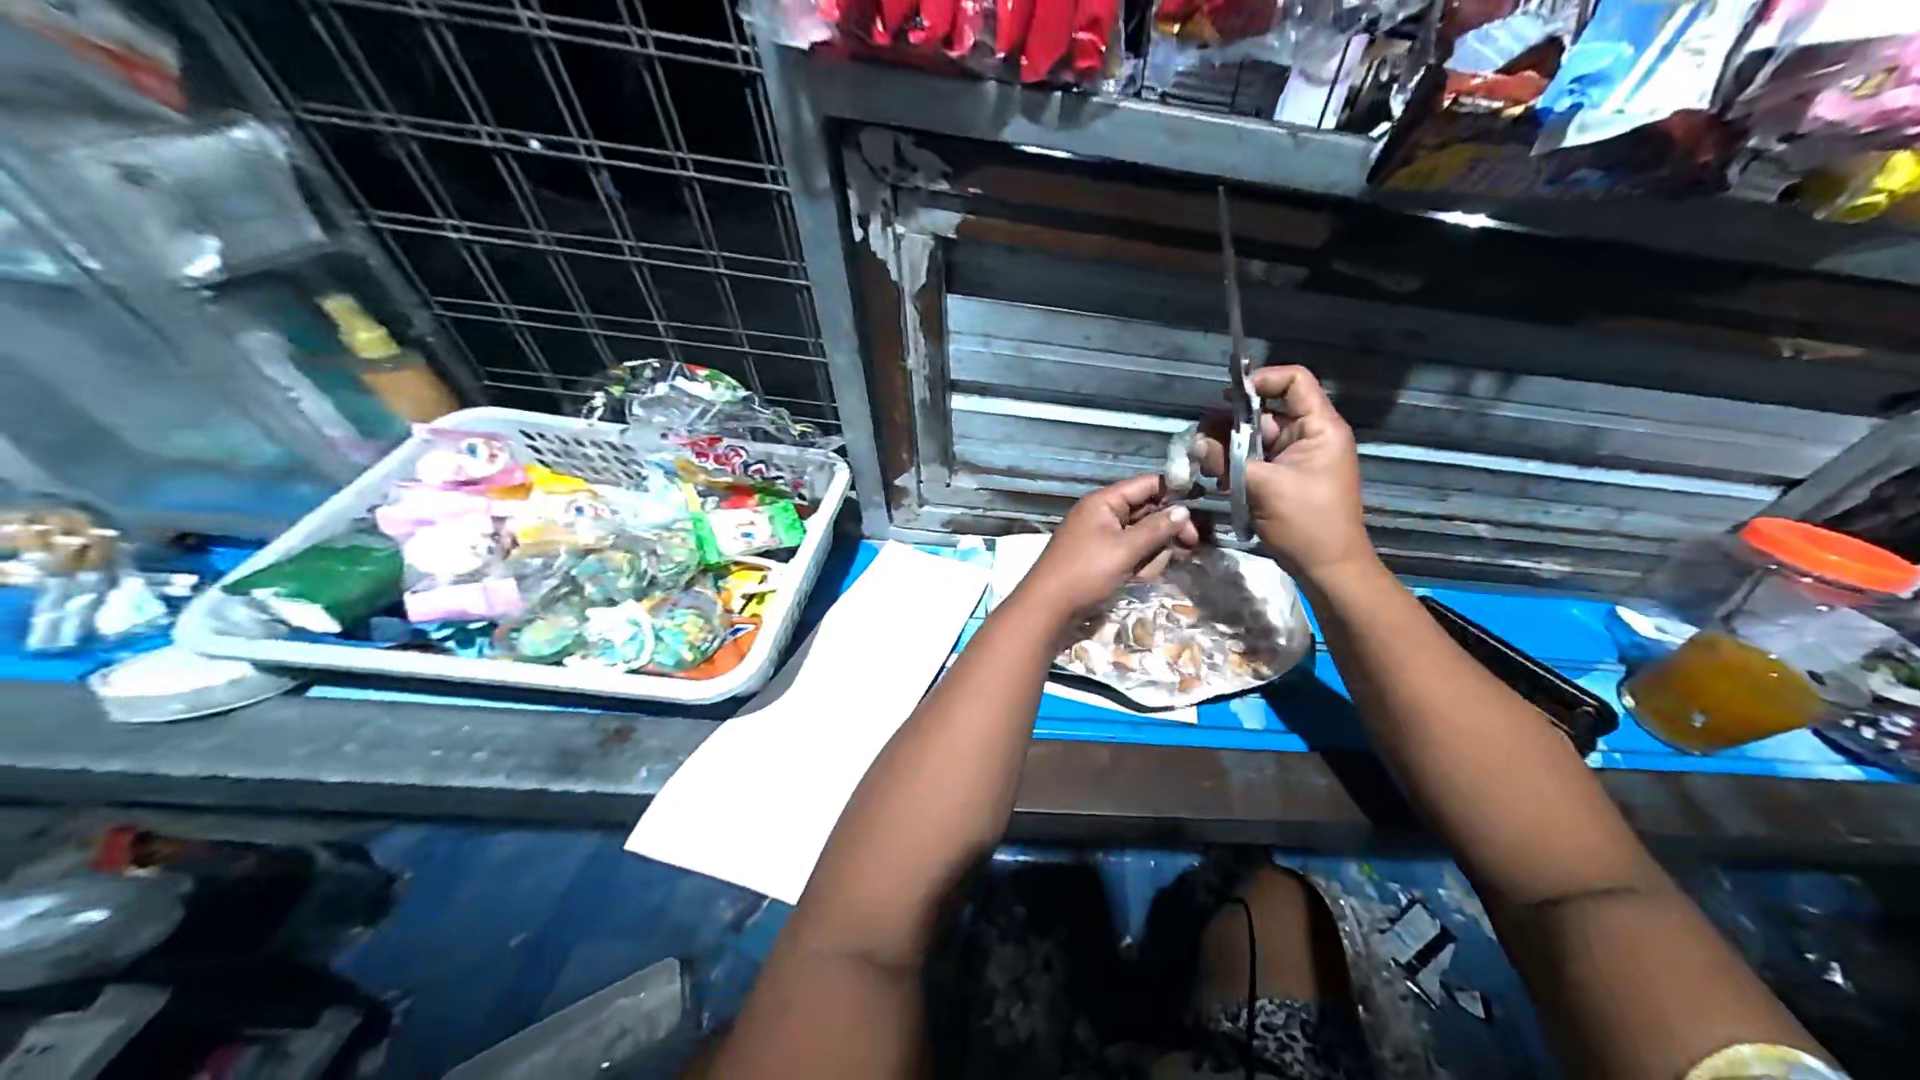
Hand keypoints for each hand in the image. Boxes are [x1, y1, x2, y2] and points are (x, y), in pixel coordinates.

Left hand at [1019, 474, 1199, 616]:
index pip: (1147, 485)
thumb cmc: (1086, 572)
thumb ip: (1157, 528)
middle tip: (1190, 547)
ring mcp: (1101, 536)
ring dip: (1151, 554)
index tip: (1199, 513)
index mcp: (1105, 502)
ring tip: (1143, 572)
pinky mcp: (1100, 556)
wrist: (1048, 606)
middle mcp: (1103, 513)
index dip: (1174, 495)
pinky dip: (1137, 564)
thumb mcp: (1125, 549)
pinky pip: (1129, 553)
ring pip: (1141, 536)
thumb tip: (1184, 510)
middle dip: (1166, 532)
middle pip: (1148, 512)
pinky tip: (1136, 577)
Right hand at [1195, 365, 1371, 577]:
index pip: (1294, 380)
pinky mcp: (1283, 477)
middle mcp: (1309, 436)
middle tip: (1203, 440)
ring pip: (1255, 437)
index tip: (1228, 398)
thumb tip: (1196, 443)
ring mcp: (1295, 458)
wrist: (1327, 568)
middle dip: (1232, 422)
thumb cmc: (1306, 523)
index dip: (1261, 380)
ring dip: (1228, 446)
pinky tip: (1217, 478)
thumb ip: (1227, 460)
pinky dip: (1234, 464)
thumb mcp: (1263, 486)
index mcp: (1319, 427)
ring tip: (1206, 462)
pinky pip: (1254, 459)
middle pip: (1266, 410)